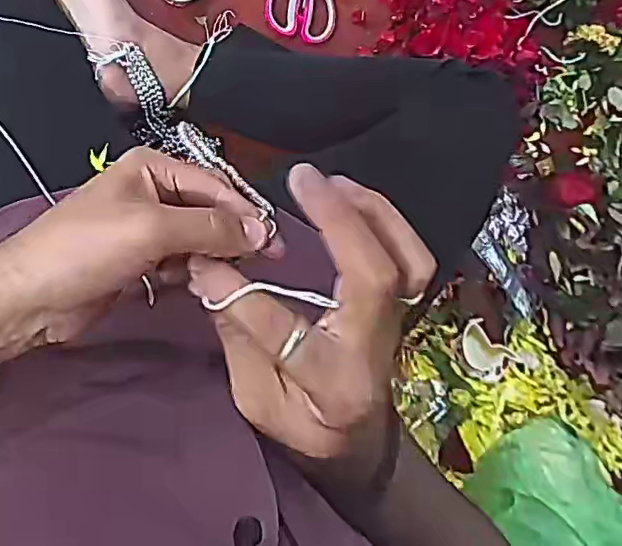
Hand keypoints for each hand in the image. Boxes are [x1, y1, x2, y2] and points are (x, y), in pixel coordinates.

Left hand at [0, 146, 274, 343]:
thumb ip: (209, 227)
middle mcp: (152, 192)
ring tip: (226, 277)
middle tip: (262, 263)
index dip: (245, 210)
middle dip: (231, 235)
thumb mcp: (152, 229)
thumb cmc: (85, 248)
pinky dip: (192, 274)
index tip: (274, 238)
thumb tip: (260, 230)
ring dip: (212, 257)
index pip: (213, 183)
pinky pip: (181, 263)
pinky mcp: (140, 262)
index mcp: (152, 167)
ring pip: (197, 239)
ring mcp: (146, 228)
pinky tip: (199, 286)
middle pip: (208, 211)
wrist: (27, 300)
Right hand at [188, 165, 434, 489]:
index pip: (289, 335)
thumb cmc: (305, 424)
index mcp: (334, 385)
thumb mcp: (257, 397)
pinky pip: (412, 254)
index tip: (209, 263)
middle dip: (339, 219)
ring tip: (331, 182)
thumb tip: (209, 268)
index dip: (244, 296)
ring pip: (407, 260)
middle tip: (301, 179)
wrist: (361, 442)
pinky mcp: (404, 302)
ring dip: (371, 210)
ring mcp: (398, 323)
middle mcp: (375, 350)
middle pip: (374, 278)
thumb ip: (236, 334)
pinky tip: (352, 196)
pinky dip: (386, 217)